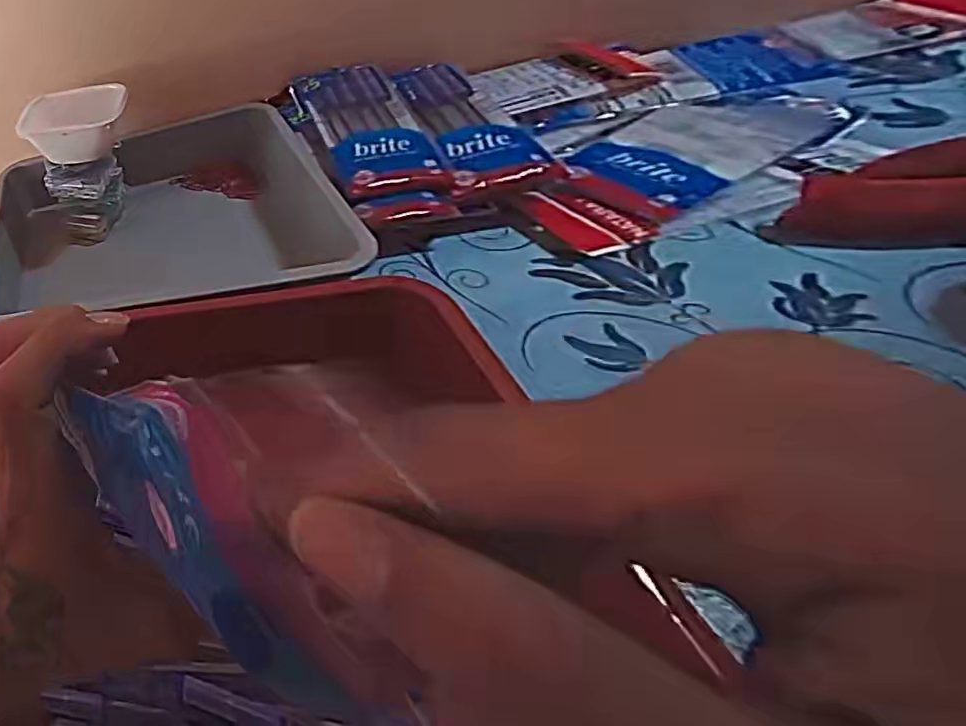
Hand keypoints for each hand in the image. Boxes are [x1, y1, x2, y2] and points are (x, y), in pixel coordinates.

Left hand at [0, 306, 206, 678]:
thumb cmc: (53, 623)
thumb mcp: (137, 621)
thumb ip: (201, 603)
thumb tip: (266, 578)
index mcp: (32, 474)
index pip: (17, 387)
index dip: (59, 343)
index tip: (115, 334)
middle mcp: (11, 442)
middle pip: (6, 350)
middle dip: (61, 325)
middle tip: (118, 337)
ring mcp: (3, 435)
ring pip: (8, 354)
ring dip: (58, 335)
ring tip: (109, 351)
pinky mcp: (10, 435)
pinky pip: (22, 371)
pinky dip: (55, 355)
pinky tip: (95, 379)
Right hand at [281, 330, 965, 725]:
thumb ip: (532, 663)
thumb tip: (323, 537)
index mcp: (782, 450)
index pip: (487, 449)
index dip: (352, 485)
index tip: (259, 521)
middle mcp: (751, 377)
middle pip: (514, 449)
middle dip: (428, 528)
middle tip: (370, 613)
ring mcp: (762, 384)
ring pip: (545, 451)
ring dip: (484, 533)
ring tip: (451, 605)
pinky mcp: (759, 411)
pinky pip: (600, 458)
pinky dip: (552, 526)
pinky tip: (551, 585)